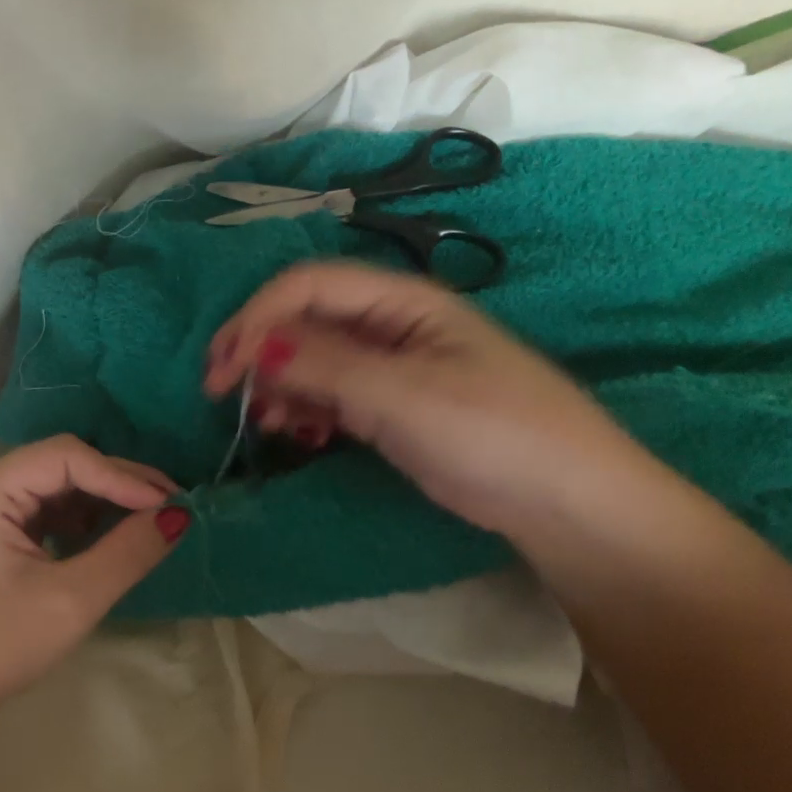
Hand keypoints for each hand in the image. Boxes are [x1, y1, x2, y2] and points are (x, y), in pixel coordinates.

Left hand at [0, 435, 187, 717]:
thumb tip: (179, 514)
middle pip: (64, 462)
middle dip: (119, 481)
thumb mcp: (73, 599)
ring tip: (154, 516)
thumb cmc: (4, 643)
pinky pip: (52, 504)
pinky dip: (88, 514)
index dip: (120, 475)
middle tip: (174, 503)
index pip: (65, 457)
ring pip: (62, 482)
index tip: (170, 502)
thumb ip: (127, 552)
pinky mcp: (3, 527)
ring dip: (107, 496)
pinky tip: (117, 530)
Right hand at [203, 262, 661, 541]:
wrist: (570, 506)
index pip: (307, 286)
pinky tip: (297, 435)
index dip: (257, 318)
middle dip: (257, 352)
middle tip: (222, 396)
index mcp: (401, 302)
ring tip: (267, 425)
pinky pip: (325, 394)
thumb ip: (323, 365)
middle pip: (300, 319)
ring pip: (306, 359)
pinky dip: (301, 410)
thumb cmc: (494, 436)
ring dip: (276, 386)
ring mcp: (387, 366)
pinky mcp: (387, 405)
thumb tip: (251, 346)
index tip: (223, 368)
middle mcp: (389, 324)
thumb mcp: (403, 396)